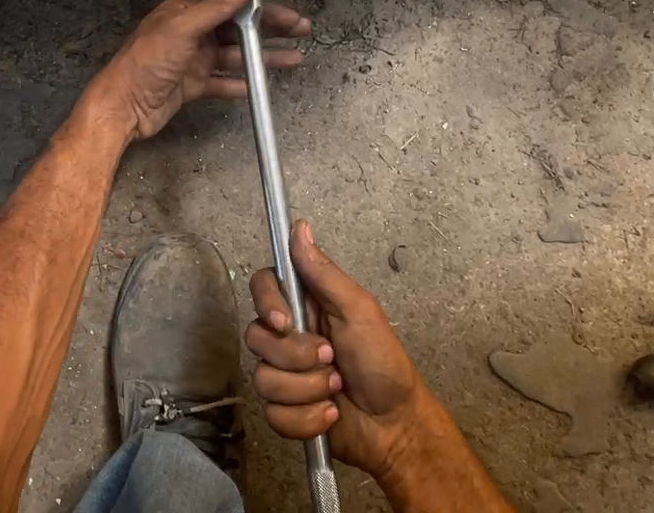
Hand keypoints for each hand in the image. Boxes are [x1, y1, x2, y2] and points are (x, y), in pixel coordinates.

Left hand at [83, 0, 309, 140]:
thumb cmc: (145, 63)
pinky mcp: (192, 86)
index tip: (288, 15)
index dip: (262, 10)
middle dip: (270, 31)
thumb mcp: (182, 28)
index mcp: (186, 13)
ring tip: (293, 59)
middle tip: (301, 32)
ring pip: (235, 56)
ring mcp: (193, 61)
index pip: (232, 6)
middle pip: (238, 29)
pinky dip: (240, 84)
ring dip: (263, 58)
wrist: (123, 106)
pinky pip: (222, 82)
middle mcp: (191, 34)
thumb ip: (216, 6)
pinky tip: (258, 86)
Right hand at [245, 221, 433, 479]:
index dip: (266, 302)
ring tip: (337, 390)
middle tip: (332, 359)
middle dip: (296, 356)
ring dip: (307, 390)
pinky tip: (330, 414)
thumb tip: (300, 227)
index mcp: (306, 304)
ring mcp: (285, 374)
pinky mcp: (286, 410)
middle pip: (257, 337)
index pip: (263, 286)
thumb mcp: (359, 310)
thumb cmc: (383, 361)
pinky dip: (306, 418)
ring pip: (265, 379)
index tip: (284, 321)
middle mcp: (289, 335)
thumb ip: (324, 272)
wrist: (396, 426)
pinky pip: (274, 413)